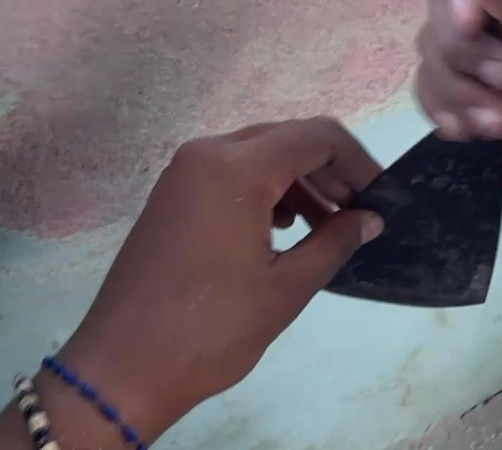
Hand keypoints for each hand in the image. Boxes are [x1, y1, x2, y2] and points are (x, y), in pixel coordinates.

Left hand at [53, 118, 383, 439]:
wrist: (121, 366)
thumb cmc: (209, 330)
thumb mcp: (283, 289)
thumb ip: (333, 243)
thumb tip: (370, 219)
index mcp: (236, 168)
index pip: (314, 135)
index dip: (356, 159)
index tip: (380, 195)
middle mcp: (208, 152)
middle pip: (286, 138)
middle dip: (328, 169)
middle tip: (360, 212)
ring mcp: (185, 169)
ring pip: (259, 153)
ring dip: (297, 180)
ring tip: (327, 225)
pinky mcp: (174, 190)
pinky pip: (232, 170)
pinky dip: (265, 188)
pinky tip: (283, 227)